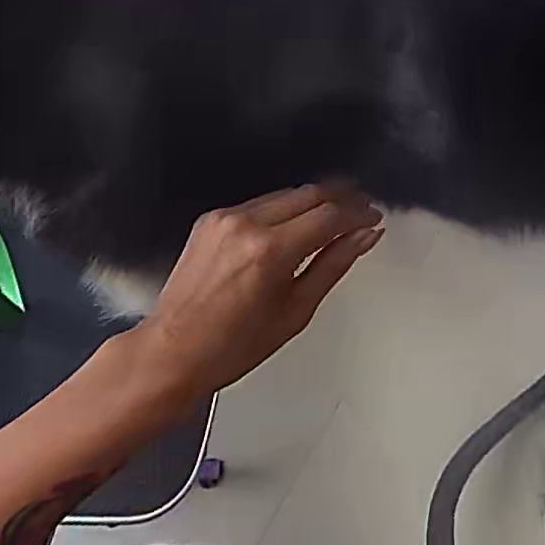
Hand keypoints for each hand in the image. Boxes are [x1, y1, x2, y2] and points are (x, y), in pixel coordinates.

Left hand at [121, 184, 383, 397]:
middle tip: (360, 212)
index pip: (329, 215)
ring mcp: (225, 217)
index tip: (373, 218)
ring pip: (285, 193)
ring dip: (314, 201)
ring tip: (334, 217)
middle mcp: (246, 224)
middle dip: (341, 199)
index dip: (358, 213)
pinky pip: (259, 202)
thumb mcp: (295, 311)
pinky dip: (283, 209)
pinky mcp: (211, 218)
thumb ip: (333, 265)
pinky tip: (294, 223)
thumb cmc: (231, 346)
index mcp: (270, 251)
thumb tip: (363, 237)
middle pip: (309, 193)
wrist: (171, 351)